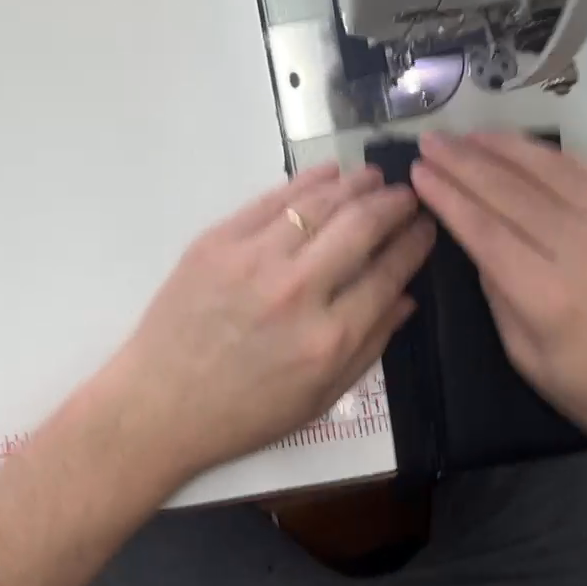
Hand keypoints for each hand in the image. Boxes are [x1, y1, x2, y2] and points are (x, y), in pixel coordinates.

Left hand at [101, 164, 434, 481]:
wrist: (159, 404)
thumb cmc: (244, 412)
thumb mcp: (320, 398)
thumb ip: (370, 346)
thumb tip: (407, 297)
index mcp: (329, 338)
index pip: (389, 272)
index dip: (415, 243)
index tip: (427, 226)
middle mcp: (298, 290)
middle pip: (362, 226)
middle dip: (395, 204)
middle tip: (408, 195)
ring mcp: (255, 259)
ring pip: (321, 203)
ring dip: (356, 184)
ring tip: (376, 176)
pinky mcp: (219, 240)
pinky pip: (273, 198)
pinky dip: (308, 180)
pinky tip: (329, 173)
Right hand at [410, 132, 586, 455]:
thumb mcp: (530, 362)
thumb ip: (498, 296)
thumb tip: (478, 244)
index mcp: (547, 297)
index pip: (482, 228)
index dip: (445, 195)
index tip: (417, 172)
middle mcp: (583, 250)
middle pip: (508, 190)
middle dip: (461, 161)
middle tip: (429, 141)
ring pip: (549, 170)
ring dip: (503, 147)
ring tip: (468, 135)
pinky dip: (554, 156)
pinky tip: (528, 149)